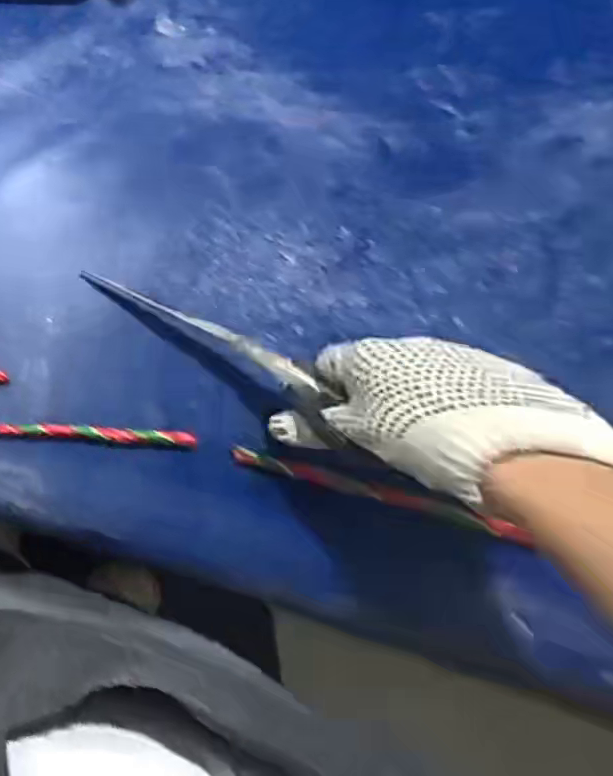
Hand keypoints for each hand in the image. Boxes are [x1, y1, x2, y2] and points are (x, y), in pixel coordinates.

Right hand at [269, 337, 612, 506]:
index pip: (326, 364)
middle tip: (386, 427)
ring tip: (435, 429)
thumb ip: (313, 426)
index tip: (340, 416)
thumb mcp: (356, 434)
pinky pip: (465, 381)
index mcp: (361, 353)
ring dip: (419, 393)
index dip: (328, 391)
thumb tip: (276, 424)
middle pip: (376, 367)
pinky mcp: (504, 370)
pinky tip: (472, 425)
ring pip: (421, 373)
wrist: (516, 450)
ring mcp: (458, 354)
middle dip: (376, 391)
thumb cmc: (412, 434)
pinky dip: (461, 398)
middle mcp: (404, 344)